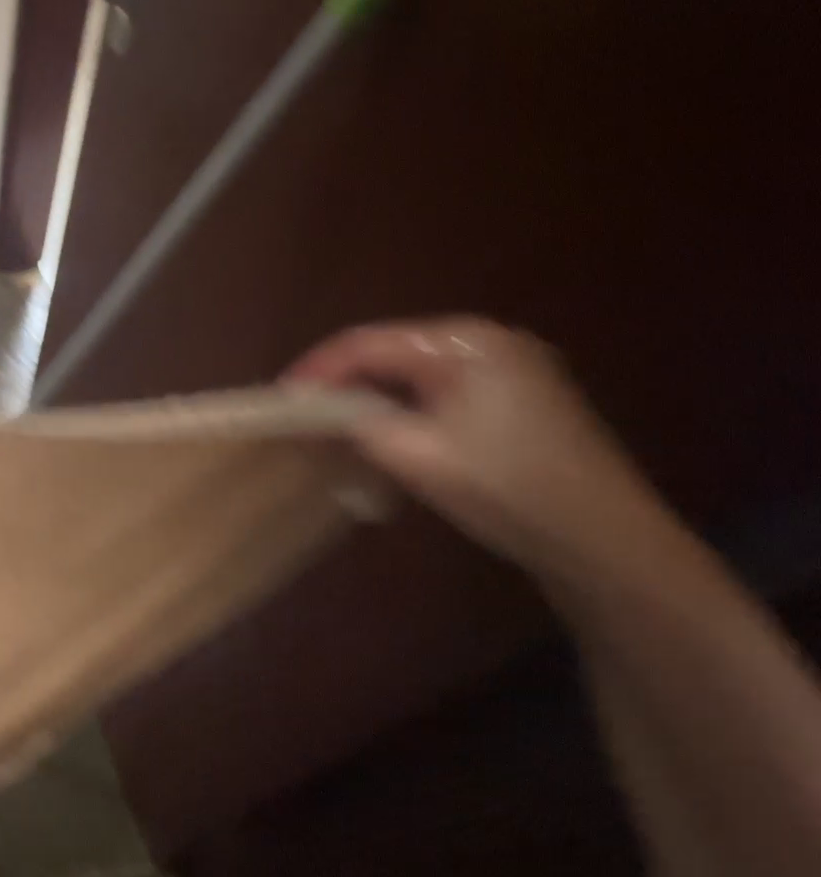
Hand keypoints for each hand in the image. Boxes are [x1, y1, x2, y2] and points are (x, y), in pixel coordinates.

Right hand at [284, 317, 669, 577]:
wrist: (599, 535)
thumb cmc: (502, 487)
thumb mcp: (414, 454)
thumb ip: (356, 421)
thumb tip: (317, 410)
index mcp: (464, 343)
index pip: (368, 342)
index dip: (316, 369)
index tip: (278, 400)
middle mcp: (488, 341)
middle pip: (392, 349)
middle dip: (340, 378)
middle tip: (299, 411)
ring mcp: (510, 367)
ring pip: (414, 370)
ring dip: (369, 392)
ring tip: (328, 420)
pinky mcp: (519, 396)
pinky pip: (440, 387)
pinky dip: (402, 403)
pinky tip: (381, 428)